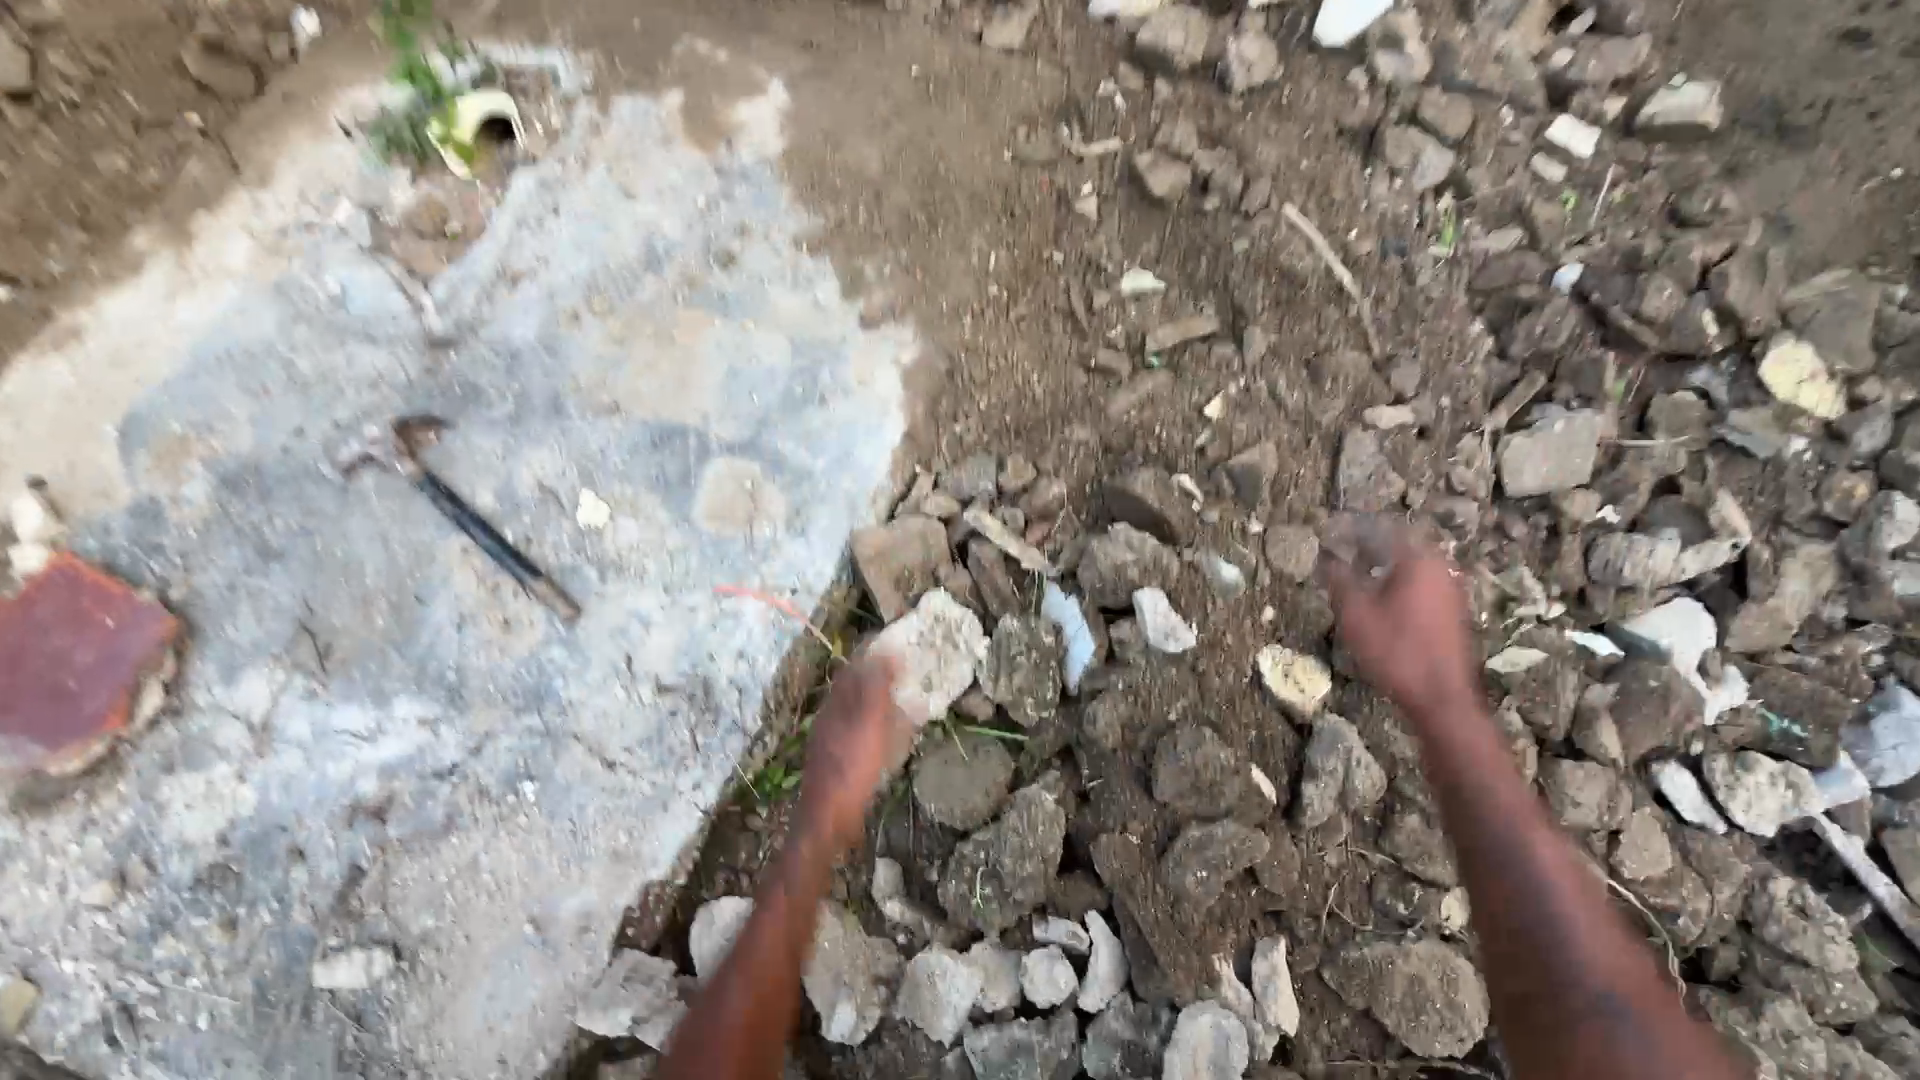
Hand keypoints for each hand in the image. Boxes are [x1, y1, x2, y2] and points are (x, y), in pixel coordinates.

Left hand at [795, 652, 909, 853]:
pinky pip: (859, 735)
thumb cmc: (851, 767)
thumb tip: (886, 652)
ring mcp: (830, 742)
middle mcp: (829, 718)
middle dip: (878, 680)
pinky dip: (876, 729)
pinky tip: (889, 741)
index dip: (873, 656)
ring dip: (878, 705)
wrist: (828, 819)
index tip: (899, 649)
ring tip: (903, 707)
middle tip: (906, 678)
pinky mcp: (837, 762)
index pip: (853, 668)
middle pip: (853, 690)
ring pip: (856, 713)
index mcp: (835, 704)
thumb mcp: (868, 722)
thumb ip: (876, 688)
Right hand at [1319, 516, 1480, 722]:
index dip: (1352, 528)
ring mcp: (1451, 591)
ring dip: (1382, 568)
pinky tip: (1377, 603)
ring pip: (1410, 567)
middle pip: (1398, 546)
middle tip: (1338, 556)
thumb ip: (1338, 580)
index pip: (1382, 528)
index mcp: (1418, 559)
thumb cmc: (1395, 650)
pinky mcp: (1452, 612)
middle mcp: (1440, 568)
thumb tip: (1326, 558)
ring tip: (1354, 579)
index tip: (1329, 533)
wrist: (1441, 697)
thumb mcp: (1355, 614)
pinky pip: (1420, 586)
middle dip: (1367, 548)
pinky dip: (1397, 586)